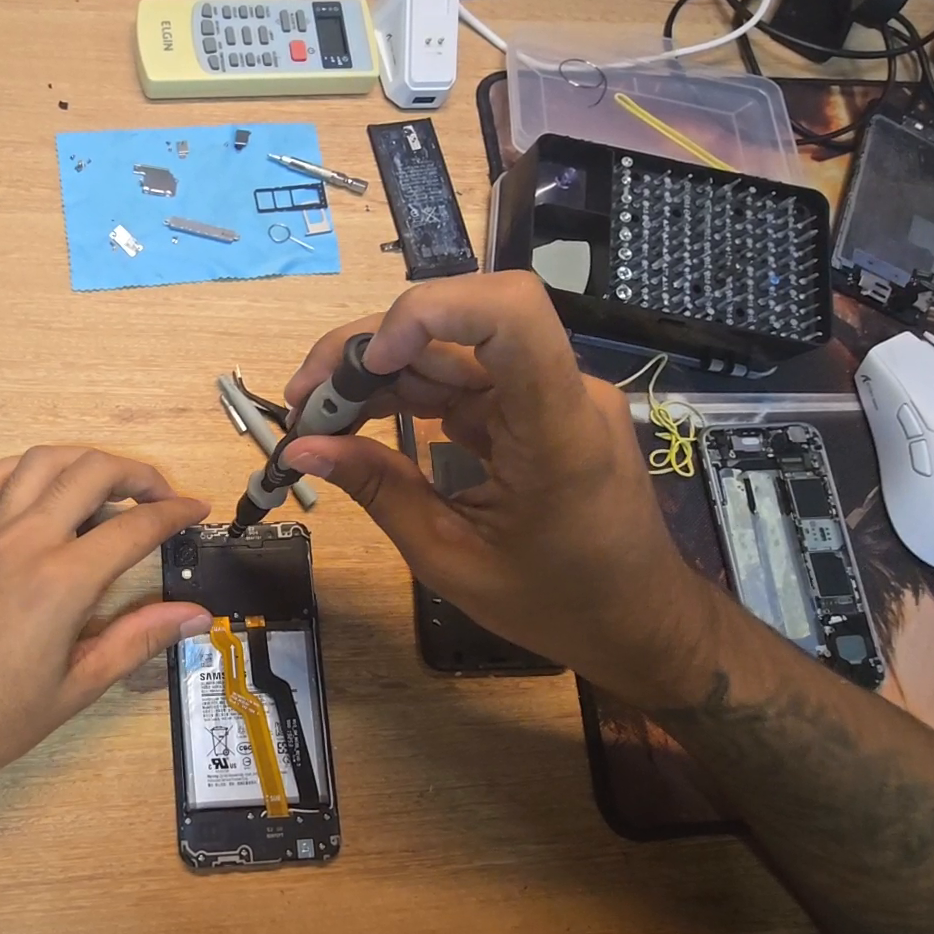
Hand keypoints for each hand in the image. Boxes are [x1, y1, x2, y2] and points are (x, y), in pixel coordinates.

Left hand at [0, 446, 211, 791]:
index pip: (134, 526)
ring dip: (86, 460)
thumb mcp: (78, 687)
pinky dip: (28, 469)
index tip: (198, 509)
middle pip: (91, 471)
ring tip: (112, 485)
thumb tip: (197, 615)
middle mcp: (25, 541)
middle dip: (139, 474)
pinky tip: (46, 489)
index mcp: (62, 581)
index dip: (176, 512)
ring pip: (43, 460)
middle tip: (163, 498)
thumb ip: (139, 639)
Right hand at [280, 272, 707, 692]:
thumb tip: (298, 449)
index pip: (509, 314)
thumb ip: (377, 490)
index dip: (427, 314)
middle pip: (455, 325)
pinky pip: (457, 382)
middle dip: (364, 353)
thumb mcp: (449, 557)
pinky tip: (354, 422)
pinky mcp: (528, 408)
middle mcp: (556, 391)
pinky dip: (400, 396)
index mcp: (554, 430)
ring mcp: (544, 395)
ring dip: (372, 376)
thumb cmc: (554, 602)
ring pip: (445, 350)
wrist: (635, 620)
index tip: (366, 365)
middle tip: (301, 403)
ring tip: (313, 418)